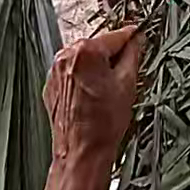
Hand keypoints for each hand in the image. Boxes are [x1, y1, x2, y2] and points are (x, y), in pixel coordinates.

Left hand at [43, 25, 139, 168]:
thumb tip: (136, 41)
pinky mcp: (51, 85)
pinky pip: (72, 73)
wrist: (81, 153)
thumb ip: (133, 54)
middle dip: (112, 57)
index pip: (115, 36)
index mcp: (85, 52)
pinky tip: (93, 98)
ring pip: (84, 59)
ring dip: (97, 68)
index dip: (131, 38)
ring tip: (106, 92)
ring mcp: (55, 71)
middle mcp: (66, 57)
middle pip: (98, 46)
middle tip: (124, 76)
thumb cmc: (101, 125)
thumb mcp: (128, 83)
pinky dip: (83, 79)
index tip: (138, 36)